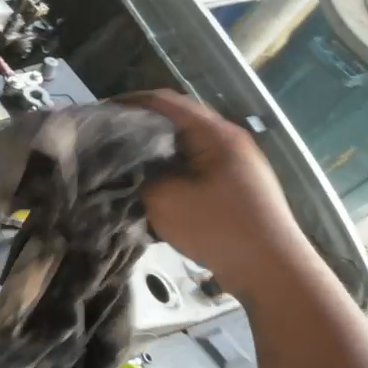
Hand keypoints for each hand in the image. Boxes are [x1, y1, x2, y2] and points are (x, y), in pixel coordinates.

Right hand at [122, 90, 318, 299]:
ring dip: (158, 142)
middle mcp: (230, 138)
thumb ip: (141, 172)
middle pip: (180, 116)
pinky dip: (172, 159)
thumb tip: (128, 161)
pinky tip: (153, 174)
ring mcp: (238, 159)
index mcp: (214, 134)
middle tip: (108, 131)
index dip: (129, 101)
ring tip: (125, 153)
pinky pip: (198, 157)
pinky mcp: (237, 179)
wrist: (268, 266)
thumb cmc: (214, 226)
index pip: (166, 101)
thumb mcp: (163, 198)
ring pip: (189, 138)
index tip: (99, 111)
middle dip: (143, 120)